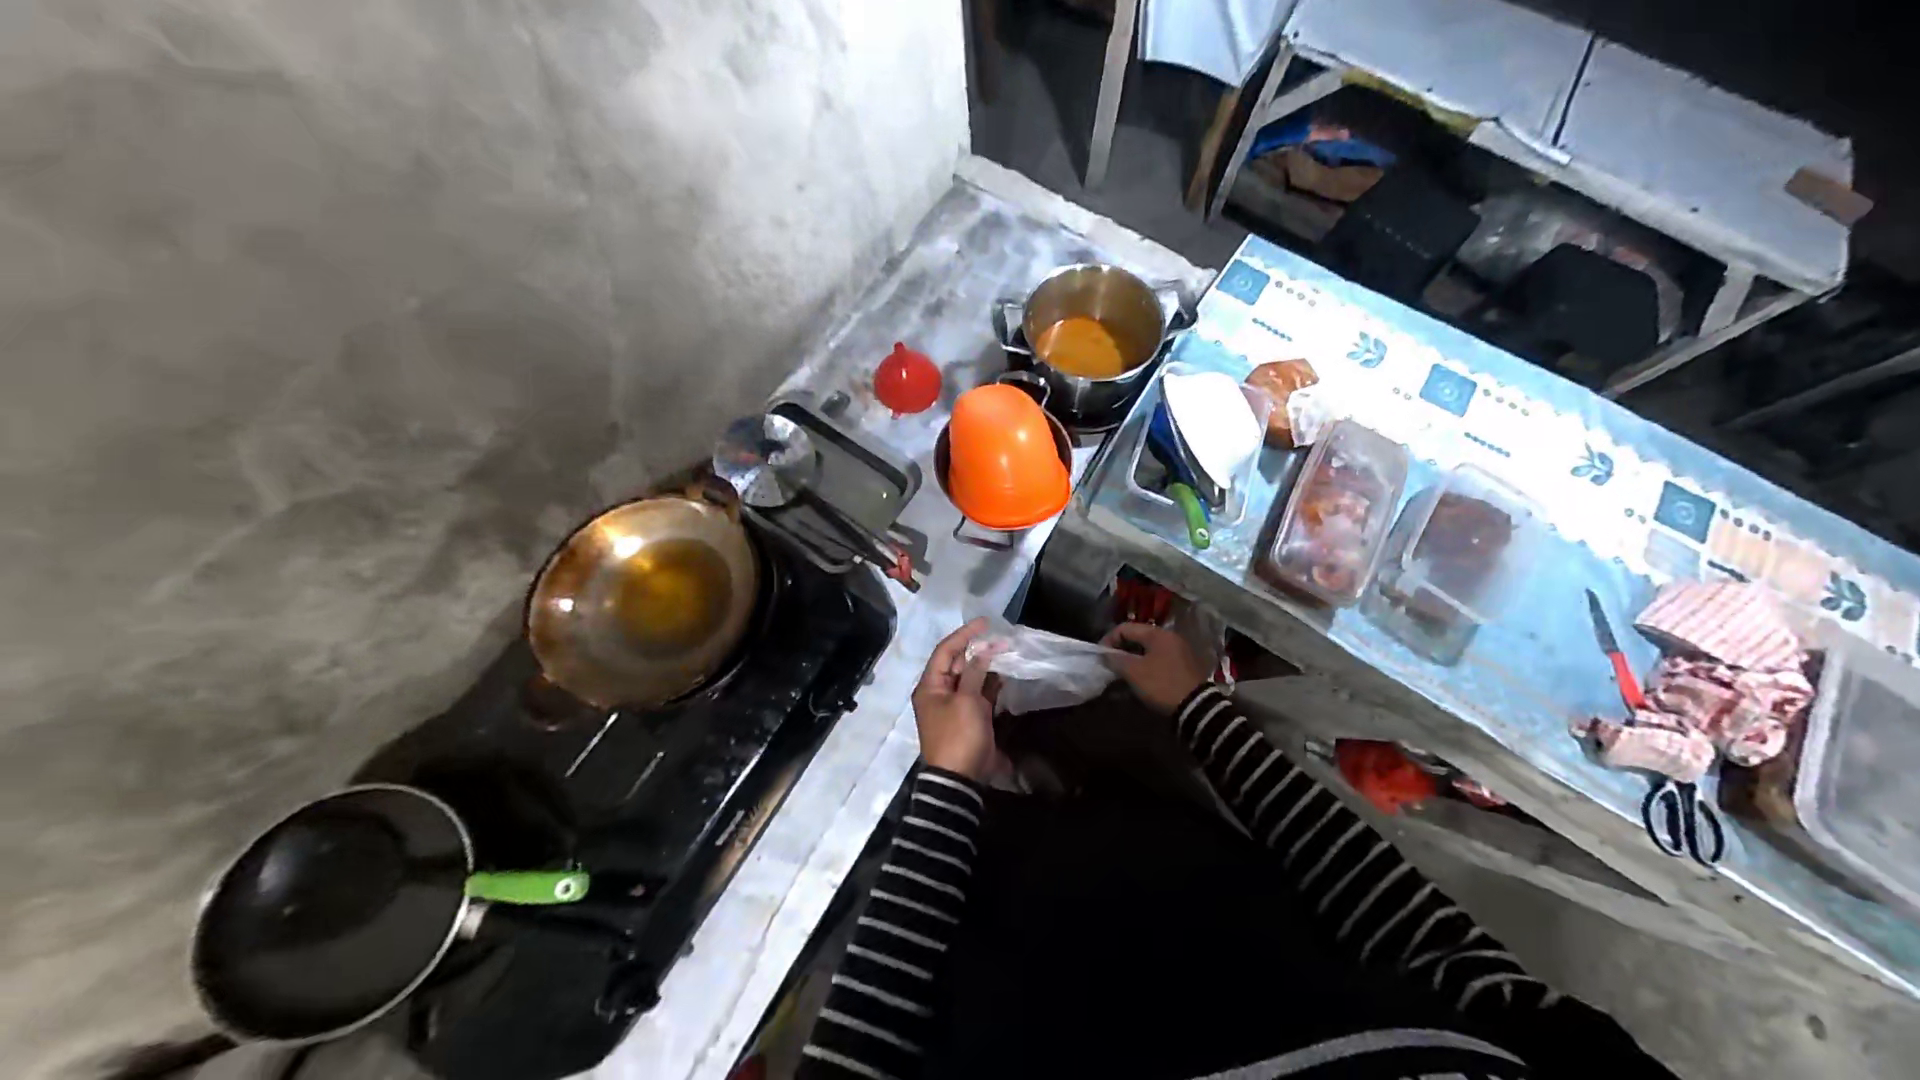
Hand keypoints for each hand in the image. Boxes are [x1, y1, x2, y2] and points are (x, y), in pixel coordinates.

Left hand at [911, 617, 1001, 779]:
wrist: (961, 779)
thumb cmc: (959, 736)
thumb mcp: (966, 701)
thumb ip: (975, 672)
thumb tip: (983, 651)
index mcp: (930, 686)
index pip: (945, 651)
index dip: (964, 634)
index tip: (985, 623)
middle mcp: (940, 692)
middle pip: (958, 662)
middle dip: (978, 649)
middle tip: (1001, 638)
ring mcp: (956, 705)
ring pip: (971, 677)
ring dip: (987, 665)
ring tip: (1007, 650)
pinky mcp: (971, 717)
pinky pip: (980, 694)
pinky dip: (991, 683)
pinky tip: (1005, 673)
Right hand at [1100, 622, 1207, 714]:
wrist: (1196, 707)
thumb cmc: (1161, 684)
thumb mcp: (1134, 672)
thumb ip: (1116, 660)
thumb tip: (1105, 654)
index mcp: (1157, 634)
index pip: (1125, 628)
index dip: (1109, 639)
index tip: (1100, 656)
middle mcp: (1169, 637)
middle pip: (1137, 637)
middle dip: (1121, 649)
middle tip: (1110, 664)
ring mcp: (1179, 651)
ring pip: (1148, 649)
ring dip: (1132, 659)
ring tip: (1123, 673)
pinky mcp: (1183, 665)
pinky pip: (1158, 659)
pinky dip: (1145, 665)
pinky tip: (1140, 678)